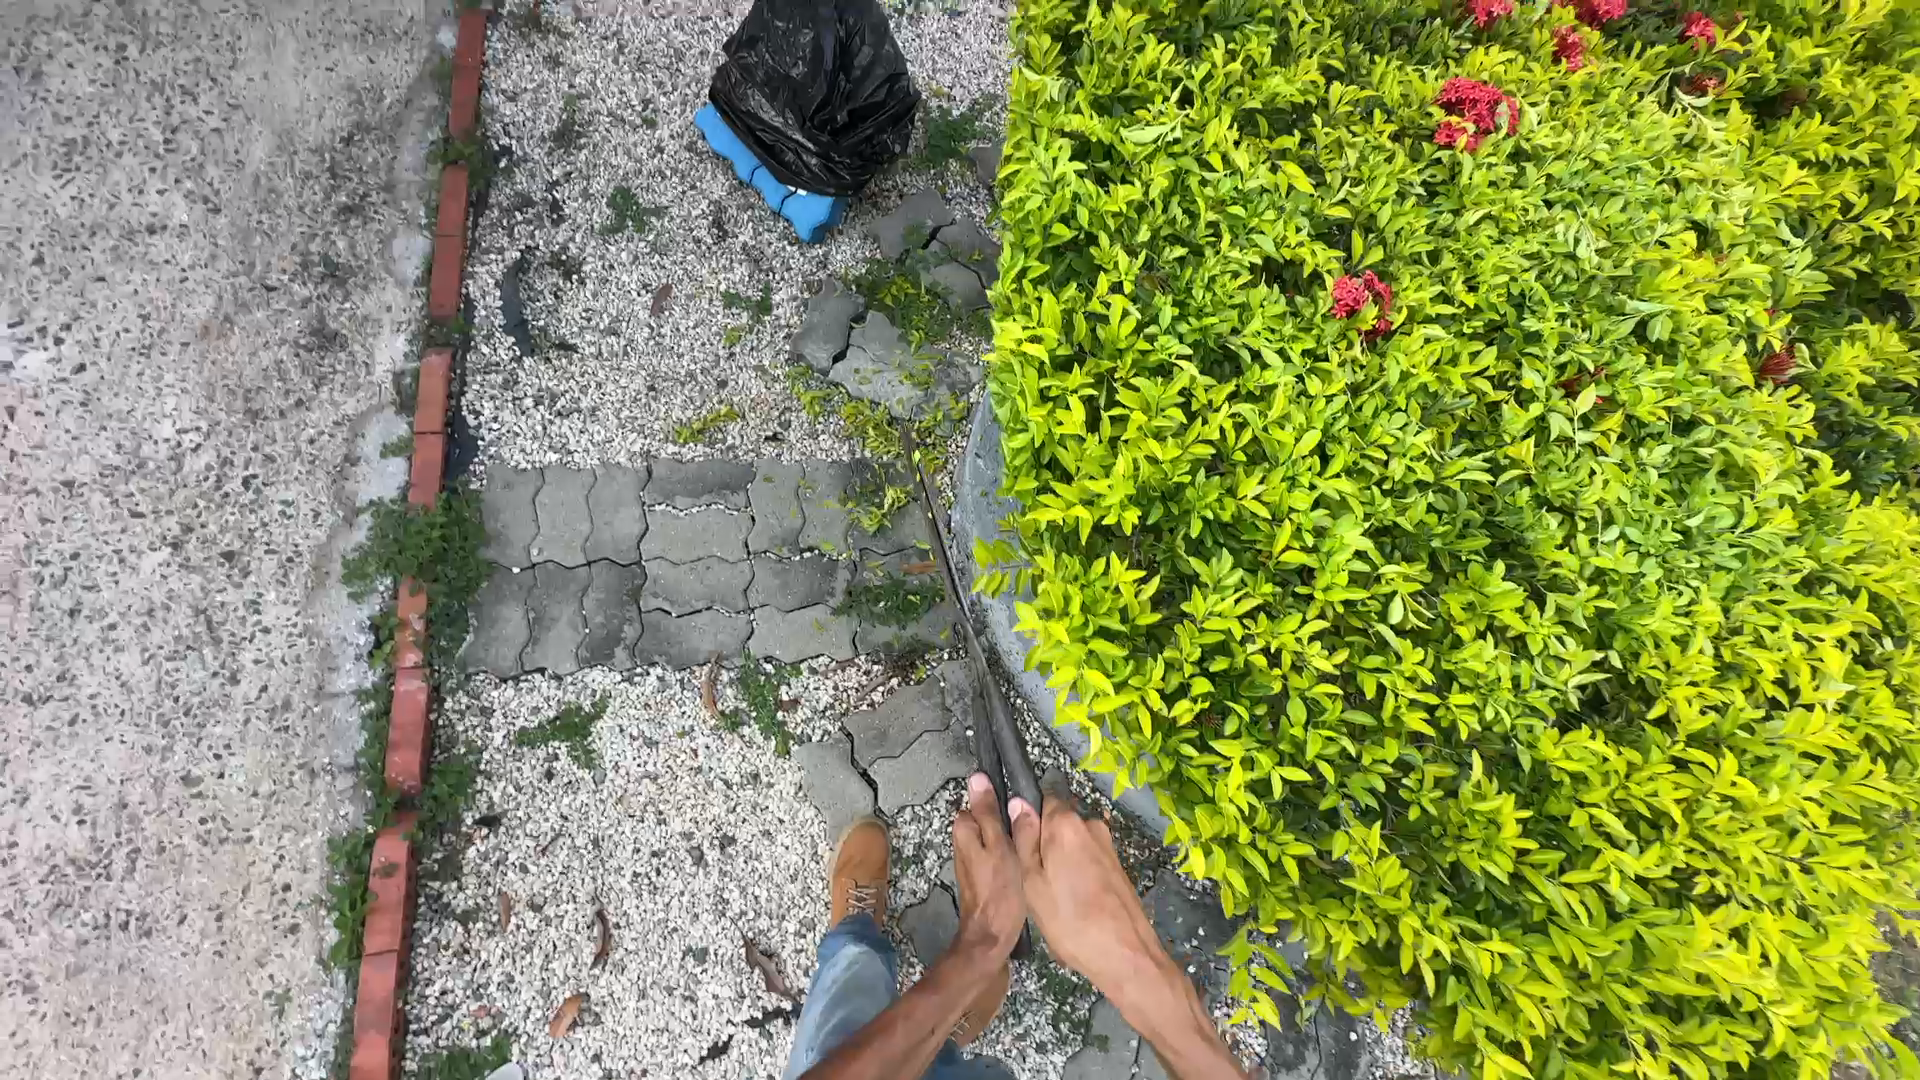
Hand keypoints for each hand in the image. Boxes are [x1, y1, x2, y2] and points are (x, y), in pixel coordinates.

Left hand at [951, 772, 1026, 961]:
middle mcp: (962, 842)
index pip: (981, 801)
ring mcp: (971, 860)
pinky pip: (996, 855)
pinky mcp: (980, 875)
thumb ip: (988, 812)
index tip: (1021, 816)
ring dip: (1009, 842)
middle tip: (1027, 838)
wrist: (993, 937)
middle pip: (988, 819)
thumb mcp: (1000, 845)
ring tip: (1028, 852)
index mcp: (964, 829)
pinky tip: (1022, 867)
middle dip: (1007, 825)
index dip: (1002, 806)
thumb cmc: (1000, 891)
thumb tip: (977, 777)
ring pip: (993, 838)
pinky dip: (1008, 857)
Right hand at [1009, 790, 1167, 997]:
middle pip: (1058, 823)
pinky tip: (1076, 903)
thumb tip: (1018, 802)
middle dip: (1045, 843)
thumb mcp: (1032, 881)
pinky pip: (1088, 859)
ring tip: (1056, 897)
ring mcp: (1107, 845)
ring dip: (1062, 861)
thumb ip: (1024, 838)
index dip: (1028, 820)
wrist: (1126, 955)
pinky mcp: (1118, 865)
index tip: (1021, 847)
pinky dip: (1079, 874)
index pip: (1041, 799)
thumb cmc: (1070, 920)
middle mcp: (1090, 824)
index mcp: (1066, 822)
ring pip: (1073, 843)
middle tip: (1035, 879)